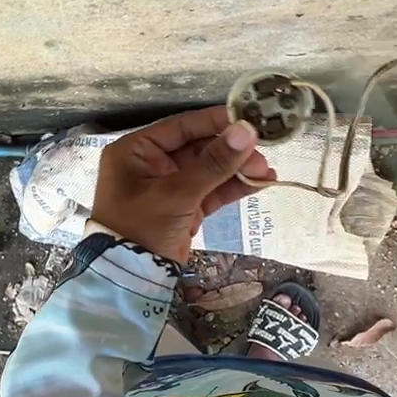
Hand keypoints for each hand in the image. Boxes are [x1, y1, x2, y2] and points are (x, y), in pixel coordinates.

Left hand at [89, 106, 274, 262]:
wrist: (130, 279)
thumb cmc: (142, 228)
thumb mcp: (177, 194)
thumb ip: (214, 163)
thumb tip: (246, 130)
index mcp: (135, 150)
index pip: (181, 127)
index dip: (216, 121)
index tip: (249, 117)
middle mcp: (150, 163)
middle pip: (198, 147)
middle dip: (231, 150)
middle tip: (263, 151)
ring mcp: (167, 185)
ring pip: (207, 169)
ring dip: (236, 169)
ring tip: (266, 170)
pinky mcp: (182, 206)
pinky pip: (210, 190)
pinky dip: (232, 187)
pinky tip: (259, 183)